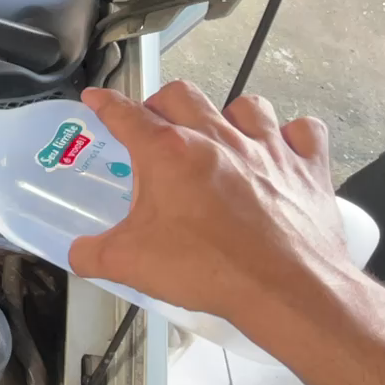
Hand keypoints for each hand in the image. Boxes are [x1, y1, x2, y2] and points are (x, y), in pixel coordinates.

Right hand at [68, 81, 358, 326]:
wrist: (285, 290)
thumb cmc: (208, 268)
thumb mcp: (127, 263)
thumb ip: (90, 254)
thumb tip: (78, 253)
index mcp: (168, 154)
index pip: (126, 114)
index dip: (104, 103)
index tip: (96, 98)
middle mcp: (216, 140)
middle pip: (182, 94)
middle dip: (161, 102)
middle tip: (153, 124)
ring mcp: (267, 150)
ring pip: (246, 104)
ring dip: (226, 113)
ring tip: (217, 134)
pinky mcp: (307, 168)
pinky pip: (305, 131)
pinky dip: (290, 134)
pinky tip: (279, 147)